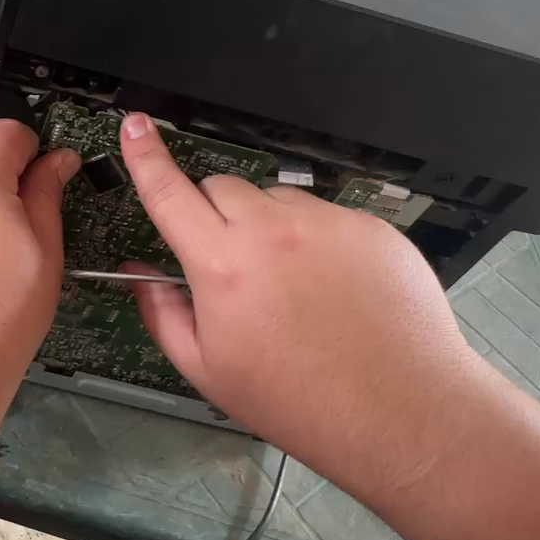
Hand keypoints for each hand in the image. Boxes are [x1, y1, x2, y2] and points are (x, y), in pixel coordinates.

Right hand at [117, 112, 488, 494]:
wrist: (404, 415)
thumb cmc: (297, 401)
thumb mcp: (207, 369)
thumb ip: (161, 312)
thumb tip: (138, 273)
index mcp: (223, 266)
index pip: (169, 193)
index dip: (146, 155)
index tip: (135, 125)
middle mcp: (271, 231)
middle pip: (219, 187)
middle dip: (211, 213)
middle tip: (230, 262)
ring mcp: (326, 223)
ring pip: (272, 199)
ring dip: (264, 223)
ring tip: (290, 280)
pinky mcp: (368, 226)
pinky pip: (323, 213)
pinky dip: (313, 236)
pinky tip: (333, 284)